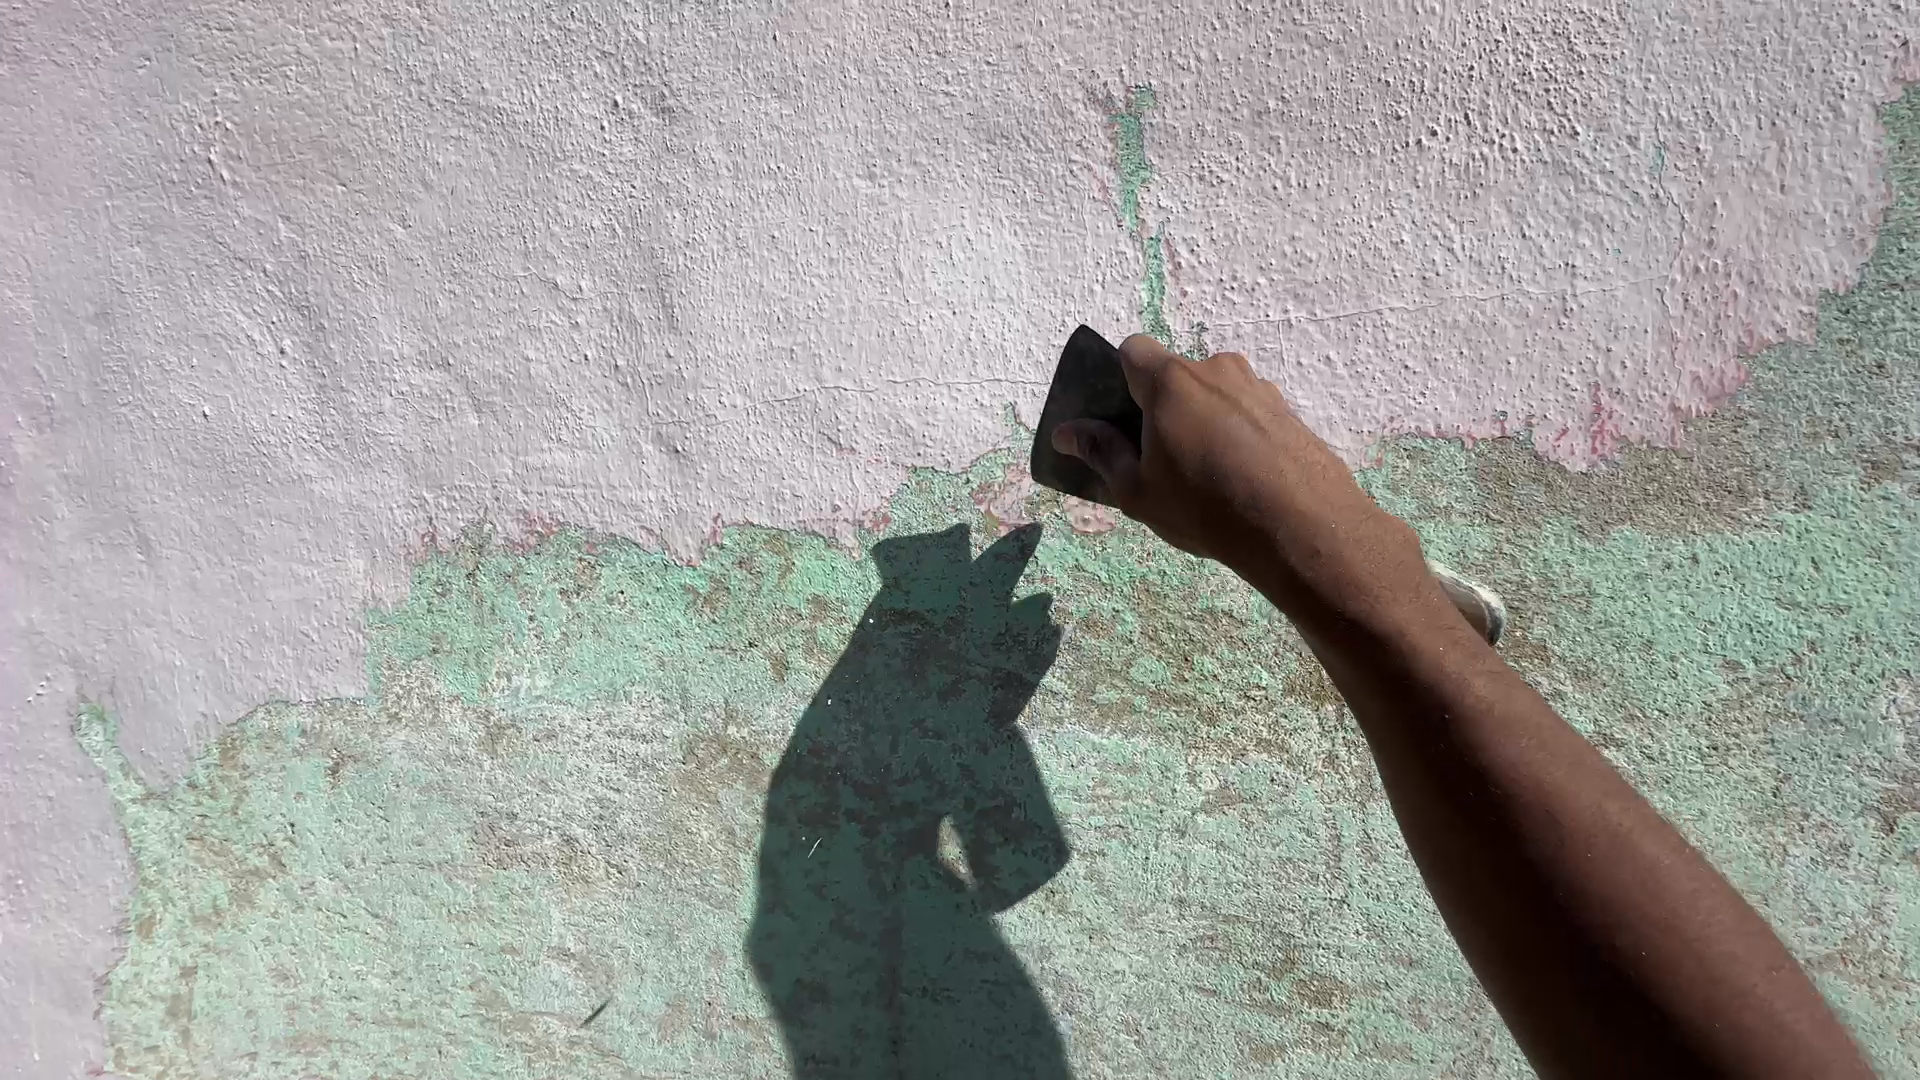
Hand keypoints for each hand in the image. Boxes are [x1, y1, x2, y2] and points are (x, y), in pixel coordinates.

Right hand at [1050, 335, 1438, 629]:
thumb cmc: (1204, 508)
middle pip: (1173, 376)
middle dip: (1158, 408)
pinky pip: (1243, 412)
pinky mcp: (1286, 411)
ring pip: (1211, 395)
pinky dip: (1231, 433)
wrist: (1302, 528)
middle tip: (1157, 458)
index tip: (1119, 418)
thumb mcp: (1137, 489)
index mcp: (1171, 382)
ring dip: (1197, 421)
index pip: (1132, 350)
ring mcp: (1257, 387)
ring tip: (1202, 476)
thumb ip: (1099, 452)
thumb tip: (1066, 431)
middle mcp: (1216, 370)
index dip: (1118, 377)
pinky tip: (1237, 479)